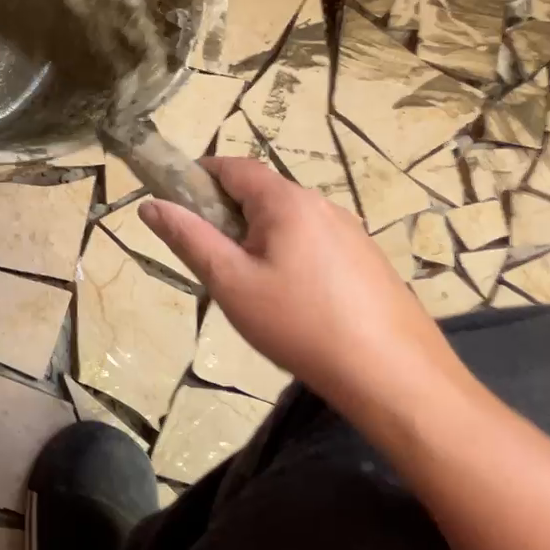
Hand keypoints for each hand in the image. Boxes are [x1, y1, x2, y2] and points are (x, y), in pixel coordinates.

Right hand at [138, 158, 463, 411]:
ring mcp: (353, 235)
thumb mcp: (228, 281)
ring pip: (286, 220)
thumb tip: (150, 203)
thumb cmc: (301, 324)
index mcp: (287, 203)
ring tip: (247, 283)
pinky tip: (289, 299)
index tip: (175, 207)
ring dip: (255, 236)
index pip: (233, 166)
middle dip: (224, 212)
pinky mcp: (370, 263)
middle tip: (208, 256)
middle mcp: (323, 207)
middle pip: (260, 192)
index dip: (197, 176)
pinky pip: (313, 242)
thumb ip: (187, 237)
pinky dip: (287, 254)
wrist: (399, 382)